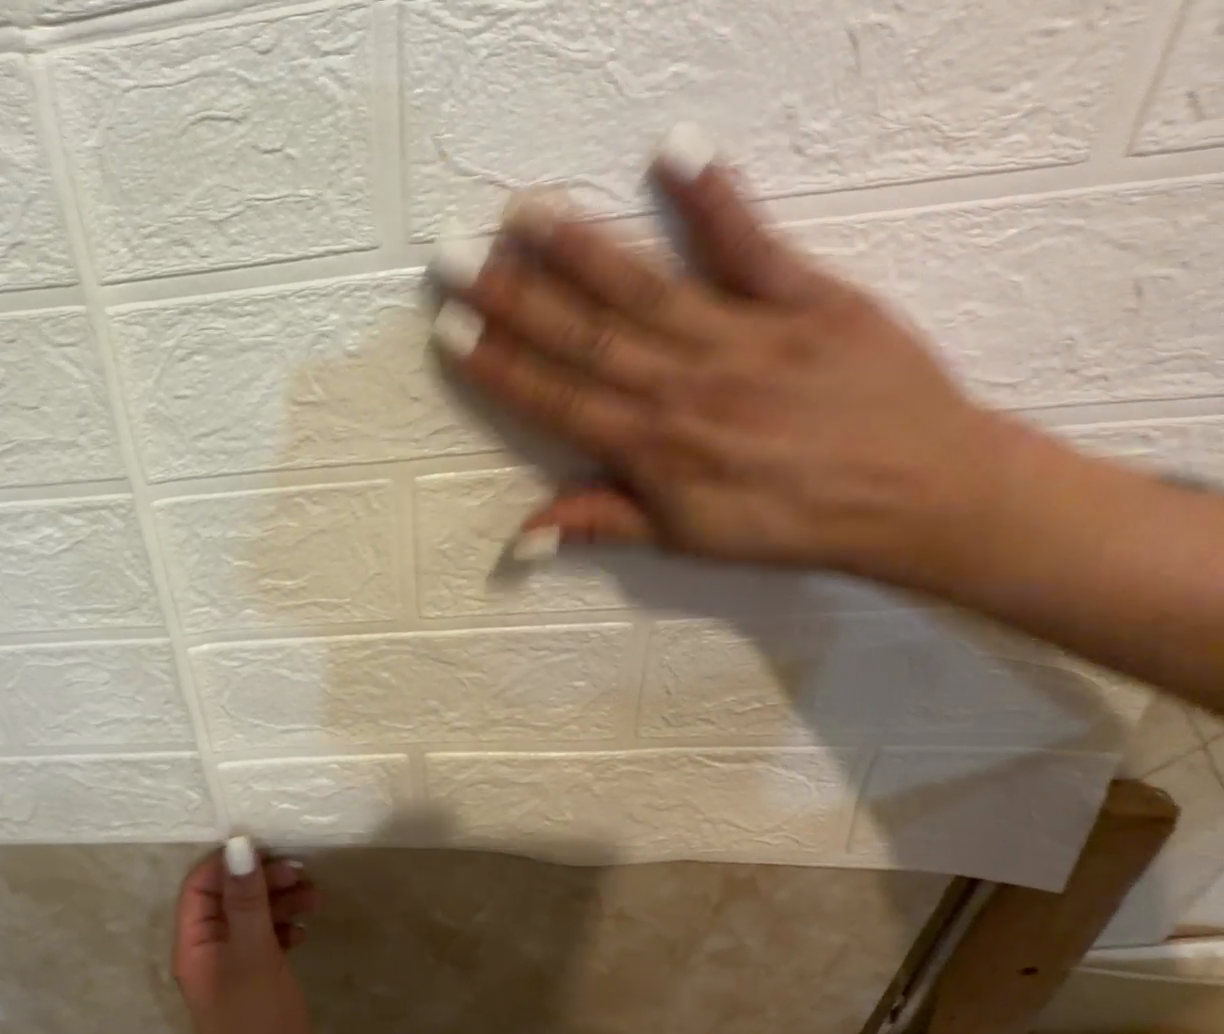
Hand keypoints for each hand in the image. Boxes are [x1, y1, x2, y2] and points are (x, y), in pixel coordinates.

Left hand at [171, 838, 330, 1033]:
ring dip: (280, 902)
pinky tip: (304, 931)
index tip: (266, 848)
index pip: (200, 887)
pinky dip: (285, 928)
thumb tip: (237, 843)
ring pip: (251, 919)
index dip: (228, 864)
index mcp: (193, 947)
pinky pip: (266, 941)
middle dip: (262, 881)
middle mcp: (208, 955)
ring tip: (314, 897)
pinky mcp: (257, 985)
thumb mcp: (253, 953)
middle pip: (228, 899)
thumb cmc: (261, 1021)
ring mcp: (233, 972)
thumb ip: (245, 898)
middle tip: (299, 872)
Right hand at [430, 132, 1041, 586]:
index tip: (447, 329)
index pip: (554, 398)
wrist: (925, 497)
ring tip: (523, 213)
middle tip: (453, 257)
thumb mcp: (688, 539)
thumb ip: (601, 522)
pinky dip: (714, 201)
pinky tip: (673, 152)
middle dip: (509, 296)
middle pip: (581, 336)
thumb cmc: (794, 522)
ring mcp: (744, 338)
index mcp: (652, 447)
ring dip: (579, 249)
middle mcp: (683, 387)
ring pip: (644, 288)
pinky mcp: (808, 299)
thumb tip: (519, 541)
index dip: (496, 364)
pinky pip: (754, 246)